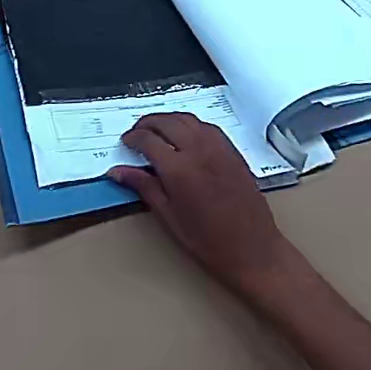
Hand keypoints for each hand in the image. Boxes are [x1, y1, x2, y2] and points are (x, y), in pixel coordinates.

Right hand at [108, 113, 300, 296]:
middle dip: (147, 123)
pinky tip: (183, 134)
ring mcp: (218, 148)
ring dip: (167, 119)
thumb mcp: (169, 216)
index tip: (125, 143)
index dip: (132, 138)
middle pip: (166, 122)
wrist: (254, 250)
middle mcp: (198, 151)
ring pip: (187, 119)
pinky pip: (206, 126)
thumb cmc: (208, 242)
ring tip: (156, 130)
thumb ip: (143, 187)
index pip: (148, 140)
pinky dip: (189, 123)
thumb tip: (117, 171)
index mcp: (179, 170)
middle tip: (136, 133)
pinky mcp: (232, 151)